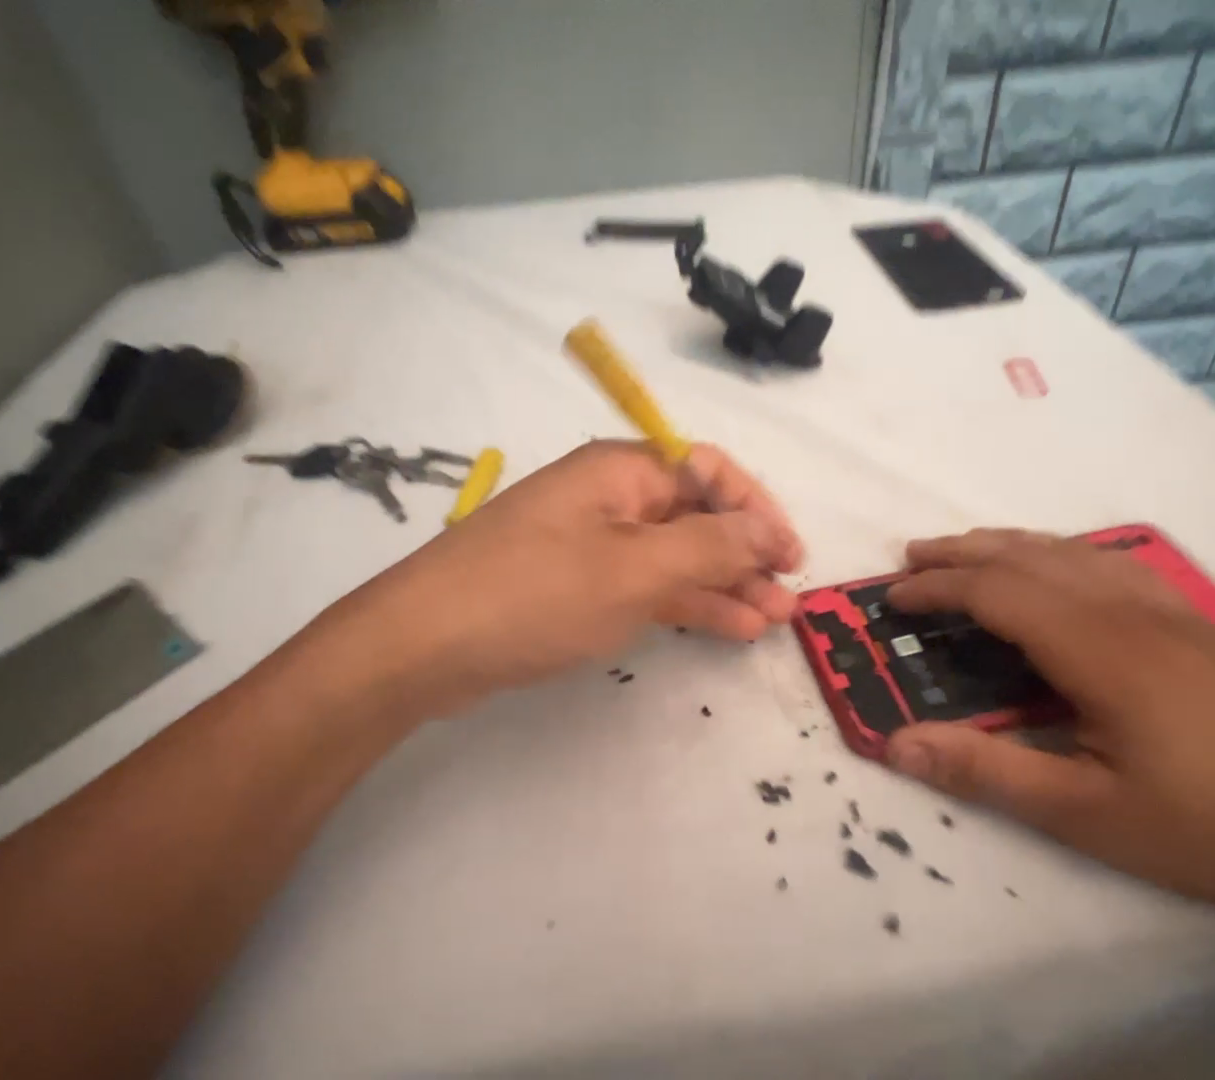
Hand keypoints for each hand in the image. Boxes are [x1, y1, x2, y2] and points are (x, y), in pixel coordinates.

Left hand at [320, 441, 803, 709]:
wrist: (423, 647)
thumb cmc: (536, 594)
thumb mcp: (634, 569)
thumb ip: (710, 546)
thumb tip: (769, 530)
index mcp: (619, 470)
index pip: (708, 469)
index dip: (757, 508)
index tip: (792, 555)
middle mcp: (606, 497)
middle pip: (693, 513)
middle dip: (745, 553)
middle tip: (789, 600)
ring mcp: (587, 544)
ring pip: (672, 555)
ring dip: (723, 584)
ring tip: (771, 621)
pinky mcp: (572, 587)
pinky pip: (643, 586)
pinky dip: (684, 604)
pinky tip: (725, 629)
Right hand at [882, 529, 1214, 929]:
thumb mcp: (1088, 815)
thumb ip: (988, 772)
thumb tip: (893, 743)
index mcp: (1100, 650)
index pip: (999, 593)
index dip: (938, 588)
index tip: (891, 597)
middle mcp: (1134, 613)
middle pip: (1032, 558)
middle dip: (964, 553)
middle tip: (910, 558)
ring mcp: (1176, 616)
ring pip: (1077, 555)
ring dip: (1012, 545)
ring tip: (969, 551)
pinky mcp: (1202, 631)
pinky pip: (1116, 567)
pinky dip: (1065, 554)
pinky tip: (1065, 570)